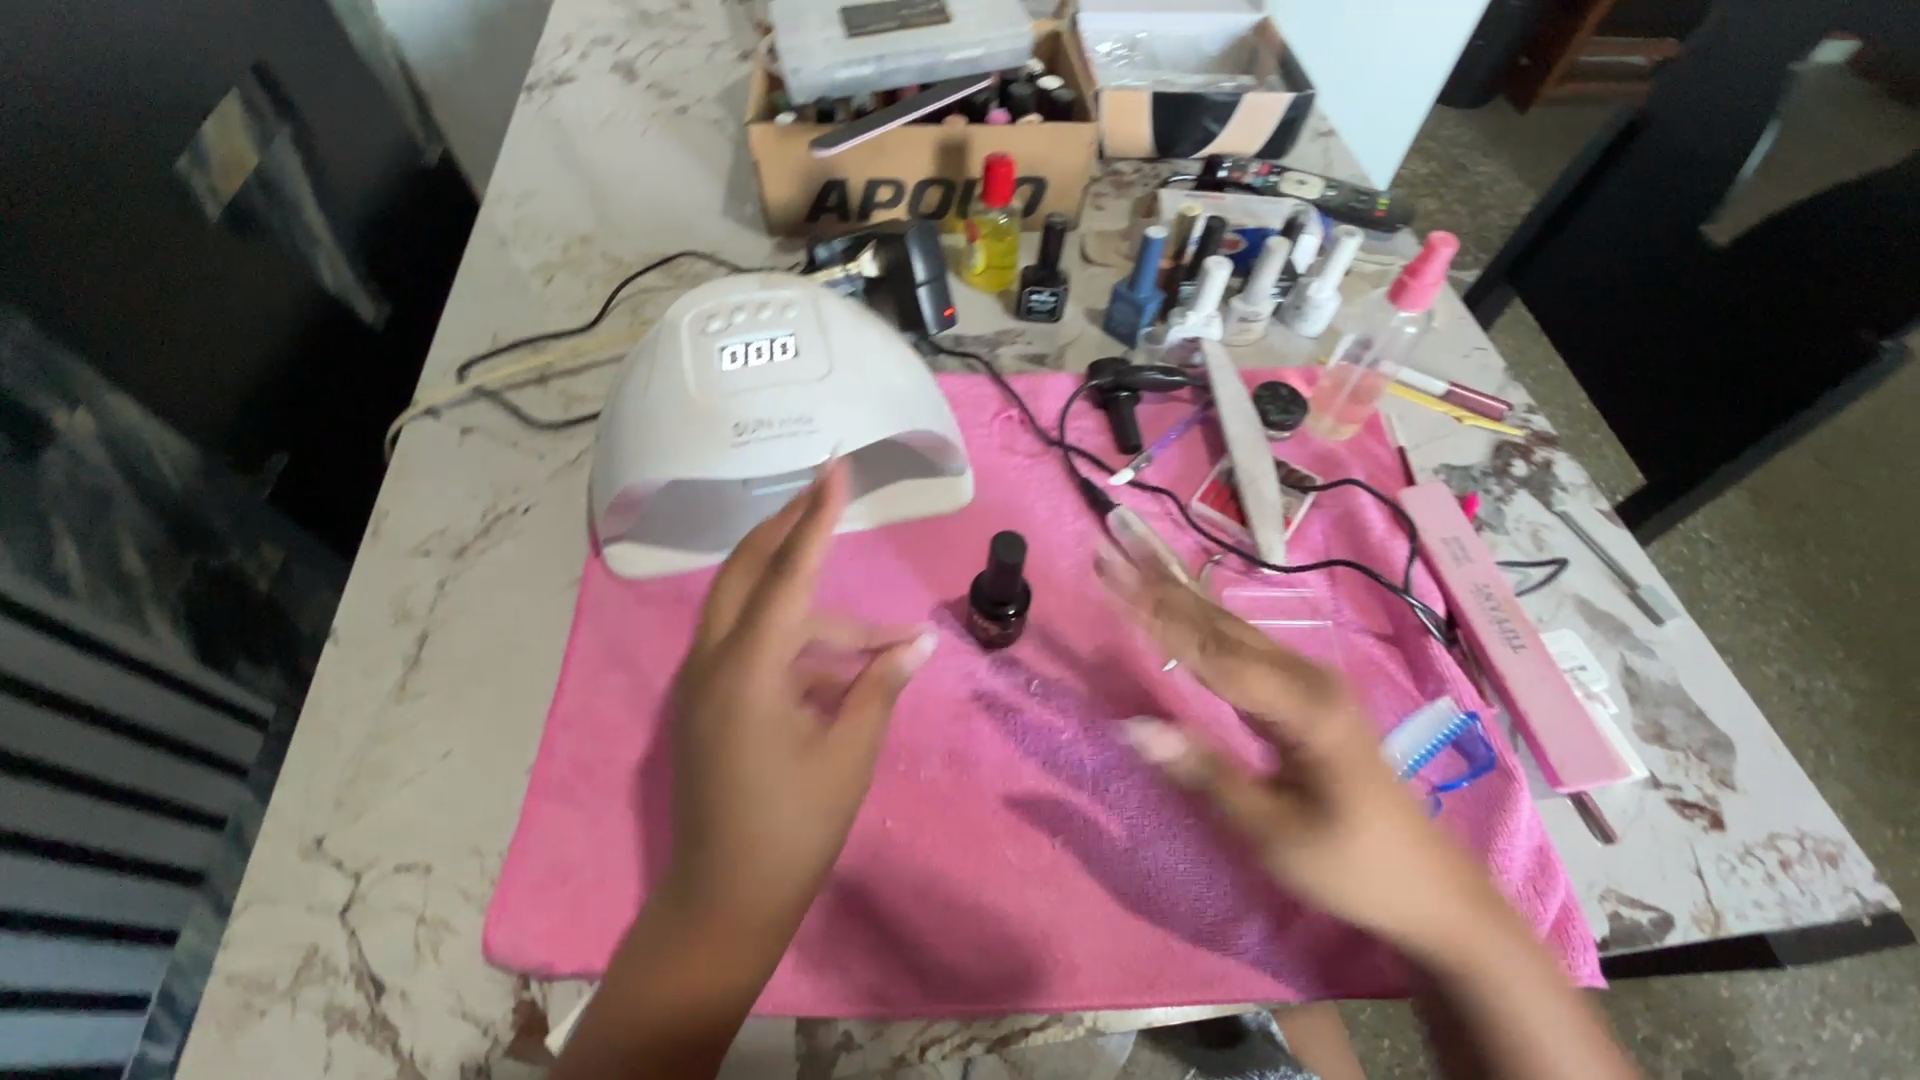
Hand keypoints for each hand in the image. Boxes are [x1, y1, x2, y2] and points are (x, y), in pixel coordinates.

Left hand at [665, 463, 936, 937]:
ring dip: (811, 612)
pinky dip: (793, 644)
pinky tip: (842, 670)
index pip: (787, 574)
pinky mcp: (706, 704)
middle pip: (745, 571)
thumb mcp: (848, 754)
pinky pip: (747, 647)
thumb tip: (917, 642)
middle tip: (826, 500)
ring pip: (751, 612)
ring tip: (883, 642)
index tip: (834, 470)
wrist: (724, 900)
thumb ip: (879, 687)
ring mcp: (701, 683)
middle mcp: (713, 662)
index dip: (816, 519)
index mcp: (747, 670)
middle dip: (787, 531)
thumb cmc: (793, 829)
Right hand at [1094, 543, 1499, 957]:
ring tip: (1134, 564)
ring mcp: (1308, 682)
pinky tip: (1178, 608)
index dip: (1158, 619)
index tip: (1113, 583)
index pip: (1213, 652)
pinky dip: (1199, 626)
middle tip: (1112, 554)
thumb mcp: (1272, 831)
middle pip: (1221, 625)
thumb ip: (1204, 772)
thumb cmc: (1349, 864)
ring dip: (1177, 598)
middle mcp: (1307, 678)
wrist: (1425, 886)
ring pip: (1230, 630)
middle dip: (1162, 589)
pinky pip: (1240, 650)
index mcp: (1304, 705)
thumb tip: (1133, 727)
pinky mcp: (1302, 695)